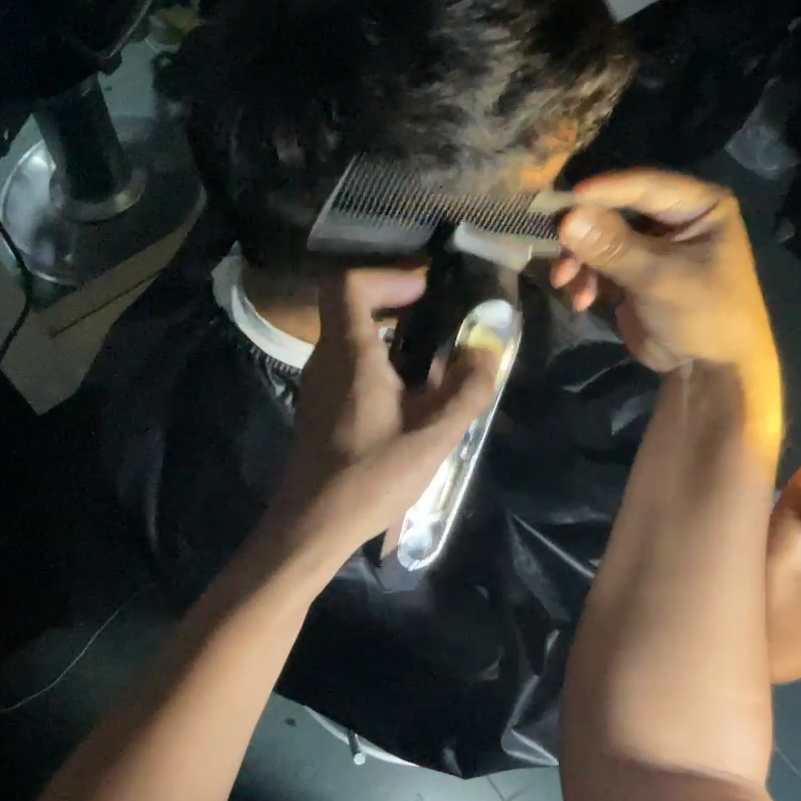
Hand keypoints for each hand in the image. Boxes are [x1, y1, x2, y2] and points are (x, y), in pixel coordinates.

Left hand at [265, 268, 500, 559]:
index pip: (347, 284)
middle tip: (438, 327)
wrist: (313, 524)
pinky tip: (406, 405)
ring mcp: (316, 388)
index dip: (386, 277)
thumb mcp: (433, 436)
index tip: (423, 295)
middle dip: (395, 309)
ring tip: (431, 371)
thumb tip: (488, 353)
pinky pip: (345, 372)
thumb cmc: (370, 477)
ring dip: (388, 344)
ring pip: (348, 343)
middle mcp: (325, 362)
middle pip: (349, 310)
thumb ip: (467, 390)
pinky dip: (375, 370)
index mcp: (349, 354)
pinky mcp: (317, 413)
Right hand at [549, 169, 774, 373]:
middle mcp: (675, 220)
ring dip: (579, 263)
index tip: (561, 200)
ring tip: (567, 286)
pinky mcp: (631, 275)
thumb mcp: (657, 278)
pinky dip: (585, 281)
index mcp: (699, 206)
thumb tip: (566, 219)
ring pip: (601, 241)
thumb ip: (612, 247)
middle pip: (616, 213)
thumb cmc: (702, 314)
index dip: (603, 192)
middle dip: (584, 236)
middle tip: (555, 252)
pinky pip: (598, 266)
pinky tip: (581, 301)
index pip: (645, 187)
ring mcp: (651, 248)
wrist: (707, 368)